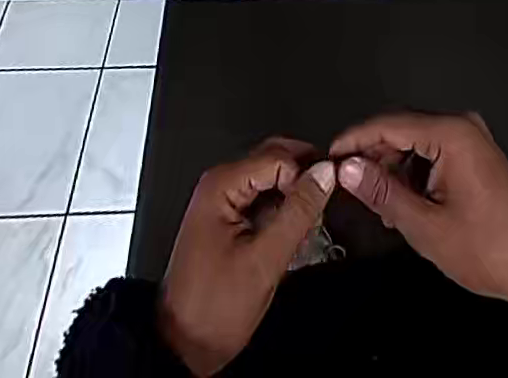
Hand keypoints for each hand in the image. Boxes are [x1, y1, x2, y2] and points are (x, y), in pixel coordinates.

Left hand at [159, 138, 334, 374]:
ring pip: (275, 174)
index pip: (282, 157)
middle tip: (319, 209)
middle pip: (278, 157)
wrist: (181, 349)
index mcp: (222, 185)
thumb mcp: (264, 260)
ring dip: (296, 195)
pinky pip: (266, 193)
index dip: (305, 179)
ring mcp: (224, 197)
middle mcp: (221, 182)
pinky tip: (291, 234)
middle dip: (303, 180)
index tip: (317, 207)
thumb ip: (299, 212)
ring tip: (306, 227)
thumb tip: (325, 173)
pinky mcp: (230, 212)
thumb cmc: (213, 309)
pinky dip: (285, 207)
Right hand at [330, 112, 507, 314]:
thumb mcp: (424, 224)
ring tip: (377, 202)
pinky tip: (401, 199)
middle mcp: (462, 124)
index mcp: (452, 133)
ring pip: (416, 138)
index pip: (391, 122)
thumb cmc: (483, 248)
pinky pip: (433, 148)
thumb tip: (345, 168)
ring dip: (392, 163)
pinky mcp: (474, 151)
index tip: (326, 158)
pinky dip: (412, 168)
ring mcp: (471, 136)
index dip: (354, 138)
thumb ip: (382, 191)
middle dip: (372, 152)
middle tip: (346, 185)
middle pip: (403, 125)